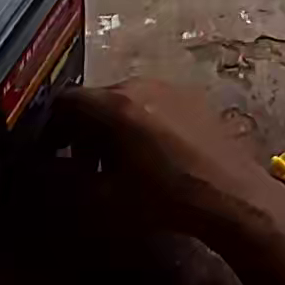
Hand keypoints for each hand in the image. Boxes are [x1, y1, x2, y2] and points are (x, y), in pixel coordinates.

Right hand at [56, 79, 284, 247]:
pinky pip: (153, 104)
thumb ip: (72, 178)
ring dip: (111, 128)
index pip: (66, 102)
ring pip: (126, 101)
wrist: (234, 198)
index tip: (50, 152)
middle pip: (98, 100)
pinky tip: (149, 156)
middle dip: (83, 131)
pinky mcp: (194, 100)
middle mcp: (142, 85)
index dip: (51, 128)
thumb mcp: (109, 196)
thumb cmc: (167, 199)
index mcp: (117, 105)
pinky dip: (139, 124)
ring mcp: (172, 89)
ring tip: (116, 165)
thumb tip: (50, 170)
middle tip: (82, 165)